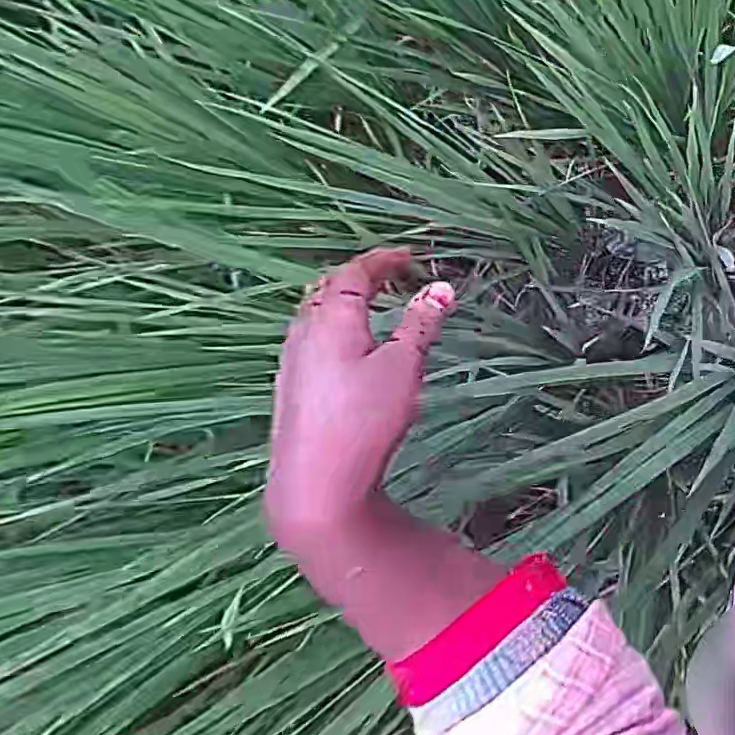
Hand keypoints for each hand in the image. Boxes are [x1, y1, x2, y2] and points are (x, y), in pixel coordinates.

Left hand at [266, 248, 453, 537]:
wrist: (317, 478)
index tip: (409, 255)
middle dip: (361, 276)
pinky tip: (353, 343)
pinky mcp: (293, 384)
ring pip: (316, 313)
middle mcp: (303, 334)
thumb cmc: (366, 416)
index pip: (353, 274)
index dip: (381, 260)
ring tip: (377, 303)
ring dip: (346, 299)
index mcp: (331, 321)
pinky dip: (337, 323)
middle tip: (394, 275)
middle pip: (327, 289)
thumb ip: (421, 324)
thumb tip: (442, 287)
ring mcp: (293, 360)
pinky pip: (313, 335)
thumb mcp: (404, 365)